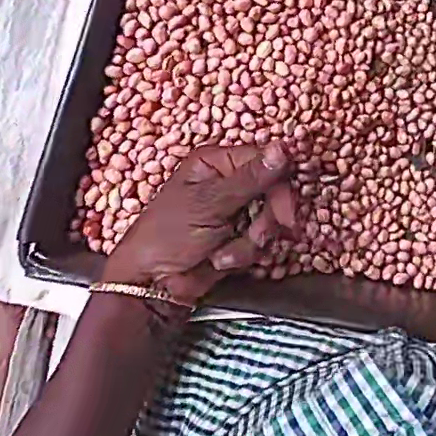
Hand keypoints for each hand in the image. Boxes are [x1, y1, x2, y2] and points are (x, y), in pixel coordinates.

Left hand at [98, 143, 299, 307]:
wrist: (151, 286)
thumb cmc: (168, 235)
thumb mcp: (209, 203)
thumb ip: (251, 178)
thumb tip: (283, 149)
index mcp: (215, 162)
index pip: (265, 161)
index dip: (279, 184)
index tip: (285, 210)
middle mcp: (227, 182)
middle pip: (273, 191)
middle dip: (265, 219)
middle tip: (255, 235)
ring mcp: (234, 211)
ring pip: (269, 219)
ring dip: (249, 242)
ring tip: (223, 253)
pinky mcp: (237, 237)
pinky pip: (260, 242)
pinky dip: (243, 255)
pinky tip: (219, 261)